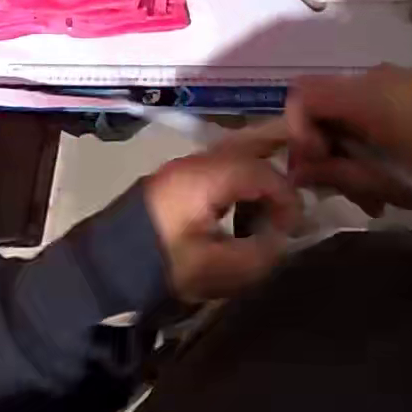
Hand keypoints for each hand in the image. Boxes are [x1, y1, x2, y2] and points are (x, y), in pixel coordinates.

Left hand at [143, 120, 301, 301]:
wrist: (104, 264)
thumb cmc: (160, 264)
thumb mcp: (213, 270)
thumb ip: (257, 254)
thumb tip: (281, 239)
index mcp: (210, 176)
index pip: (264, 174)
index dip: (287, 198)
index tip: (294, 227)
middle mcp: (201, 160)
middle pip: (252, 141)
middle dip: (283, 149)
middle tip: (308, 164)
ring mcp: (188, 164)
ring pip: (237, 149)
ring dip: (262, 164)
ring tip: (279, 191)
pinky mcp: (180, 176)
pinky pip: (223, 163)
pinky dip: (244, 173)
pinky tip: (249, 200)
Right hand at [284, 66, 411, 215]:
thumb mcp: (382, 179)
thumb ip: (334, 173)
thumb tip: (296, 173)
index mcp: (362, 95)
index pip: (304, 94)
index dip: (298, 127)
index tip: (316, 160)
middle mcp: (371, 78)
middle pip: (325, 106)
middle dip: (325, 147)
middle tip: (340, 188)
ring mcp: (392, 80)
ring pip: (348, 112)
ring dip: (348, 150)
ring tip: (372, 196)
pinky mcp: (409, 89)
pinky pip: (371, 109)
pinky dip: (368, 138)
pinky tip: (387, 174)